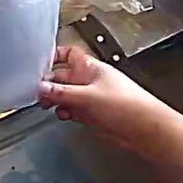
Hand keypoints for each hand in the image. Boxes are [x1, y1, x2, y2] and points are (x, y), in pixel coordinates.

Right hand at [37, 45, 182, 153]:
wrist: (145, 129)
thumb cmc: (125, 105)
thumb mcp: (86, 96)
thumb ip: (61, 93)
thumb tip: (41, 87)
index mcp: (90, 67)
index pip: (68, 53)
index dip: (54, 55)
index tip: (38, 63)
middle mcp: (89, 79)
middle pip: (63, 76)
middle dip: (49, 83)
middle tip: (37, 92)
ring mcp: (91, 96)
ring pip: (66, 94)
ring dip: (56, 99)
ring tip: (47, 105)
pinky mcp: (93, 113)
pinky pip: (73, 108)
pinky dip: (66, 111)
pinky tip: (64, 115)